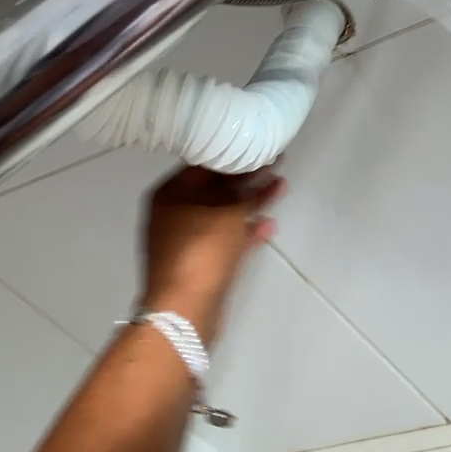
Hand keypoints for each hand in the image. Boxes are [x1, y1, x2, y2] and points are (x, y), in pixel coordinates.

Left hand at [140, 166, 283, 345]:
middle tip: (275, 160)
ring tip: (280, 184)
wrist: (185, 309)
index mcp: (170, 192)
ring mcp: (185, 238)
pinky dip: (245, 229)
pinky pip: (225, 236)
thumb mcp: (228, 209)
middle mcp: (173, 211)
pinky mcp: (199, 261)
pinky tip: (269, 225)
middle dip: (246, 176)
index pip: (205, 161)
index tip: (258, 142)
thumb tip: (255, 170)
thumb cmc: (203, 247)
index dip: (234, 152)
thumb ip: (244, 187)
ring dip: (251, 200)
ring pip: (223, 211)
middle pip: (215, 186)